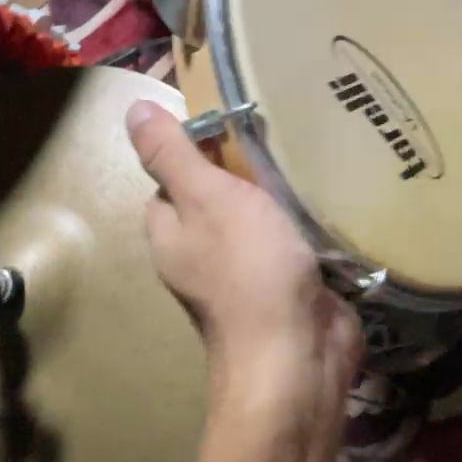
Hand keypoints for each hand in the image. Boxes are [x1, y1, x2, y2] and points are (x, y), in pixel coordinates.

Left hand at [125, 101, 359, 461]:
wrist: (297, 352)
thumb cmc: (247, 268)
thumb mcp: (206, 198)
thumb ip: (173, 154)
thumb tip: (133, 108)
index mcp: (172, 233)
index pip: (172, 178)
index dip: (196, 146)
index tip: (233, 116)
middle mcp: (203, 253)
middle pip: (219, 193)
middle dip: (247, 164)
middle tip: (282, 126)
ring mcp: (248, 270)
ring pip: (260, 214)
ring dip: (282, 189)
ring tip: (310, 149)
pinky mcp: (288, 280)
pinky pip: (293, 236)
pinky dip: (307, 215)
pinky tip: (329, 192)